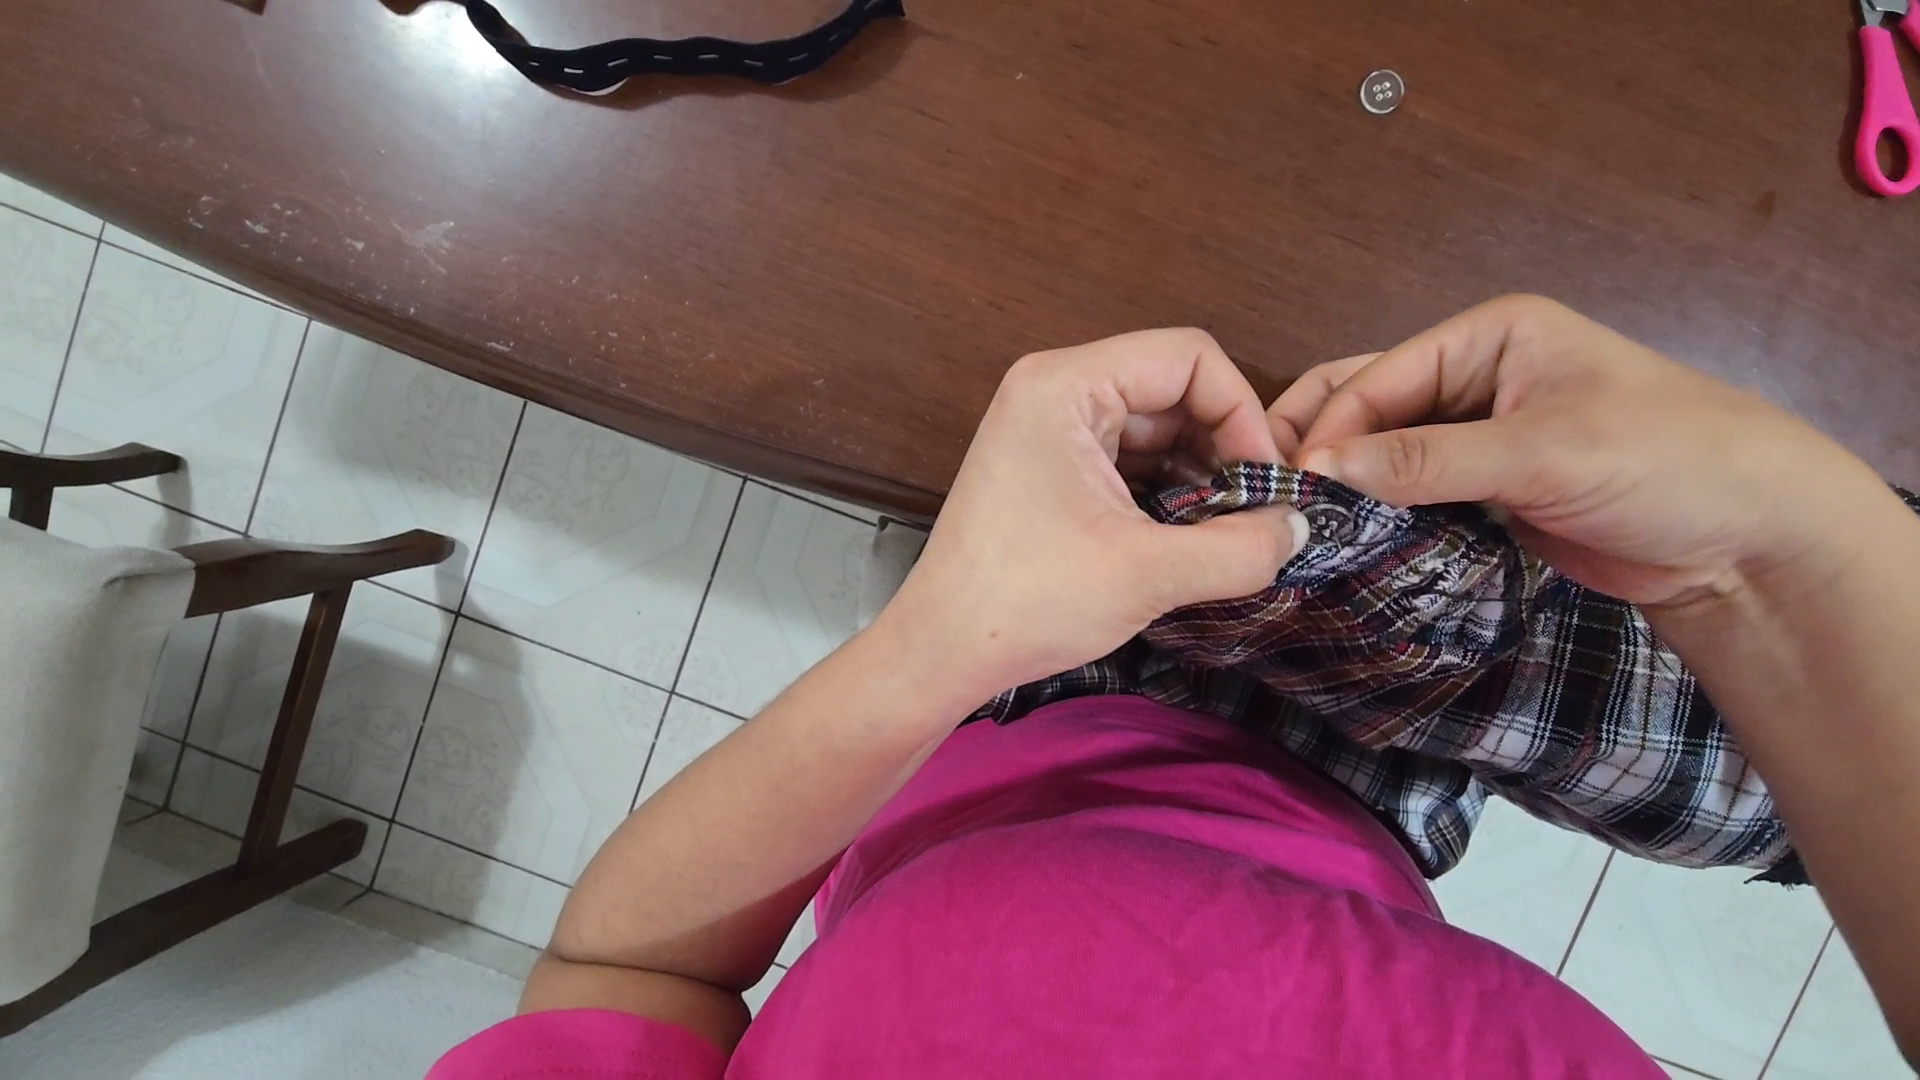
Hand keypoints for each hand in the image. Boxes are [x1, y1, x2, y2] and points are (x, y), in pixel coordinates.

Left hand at [879, 329, 1309, 695]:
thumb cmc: (1030, 602)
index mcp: (1066, 385)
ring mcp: (1043, 428)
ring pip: (1150, 427)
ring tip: (1222, 528)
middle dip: (1221, 446)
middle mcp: (1051, 391)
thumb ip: (1240, 549)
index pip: (1188, 356)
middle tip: (1251, 511)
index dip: (1241, 413)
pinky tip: (1184, 532)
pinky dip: (1161, 488)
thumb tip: (1301, 528)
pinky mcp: (1043, 467)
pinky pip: (1122, 458)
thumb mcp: (1148, 573)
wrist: (943, 649)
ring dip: (1195, 472)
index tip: (1263, 484)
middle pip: (1169, 387)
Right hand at [1275, 295, 1891, 606]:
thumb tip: (1314, 469)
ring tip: (1297, 515)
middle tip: (1274, 492)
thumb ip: (1423, 460)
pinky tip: (1339, 531)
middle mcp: (1468, 375)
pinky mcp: (1470, 483)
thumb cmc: (1667, 464)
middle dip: (1316, 442)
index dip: (1327, 429)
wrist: (1753, 545)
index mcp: (1486, 337)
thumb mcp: (1541, 453)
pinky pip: (1399, 487)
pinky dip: (1367, 506)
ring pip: (1374, 448)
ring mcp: (1467, 432)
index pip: (1376, 378)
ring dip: (1338, 477)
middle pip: (1362, 401)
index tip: (1293, 483)